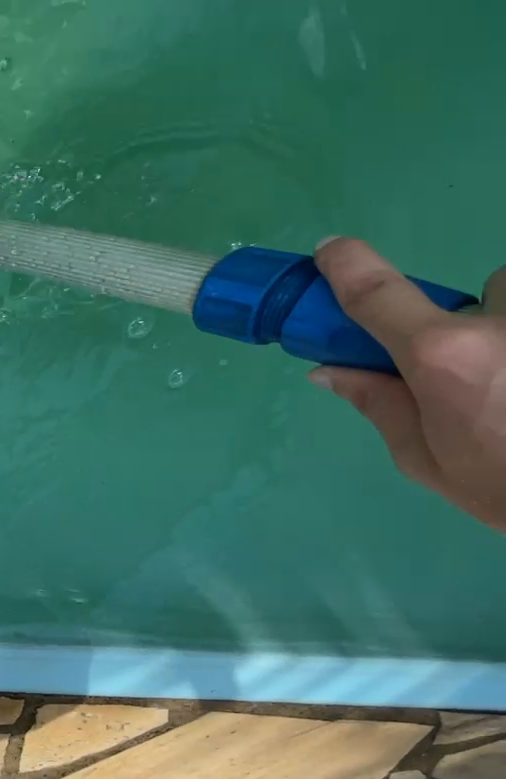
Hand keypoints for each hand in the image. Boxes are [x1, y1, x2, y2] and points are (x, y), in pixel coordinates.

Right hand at [312, 238, 505, 532]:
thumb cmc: (501, 487)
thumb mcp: (422, 456)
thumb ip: (380, 403)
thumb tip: (332, 371)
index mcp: (443, 357)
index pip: (379, 296)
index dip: (349, 267)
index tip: (333, 250)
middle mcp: (504, 325)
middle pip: (495, 287)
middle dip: (486, 314)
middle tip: (488, 361)